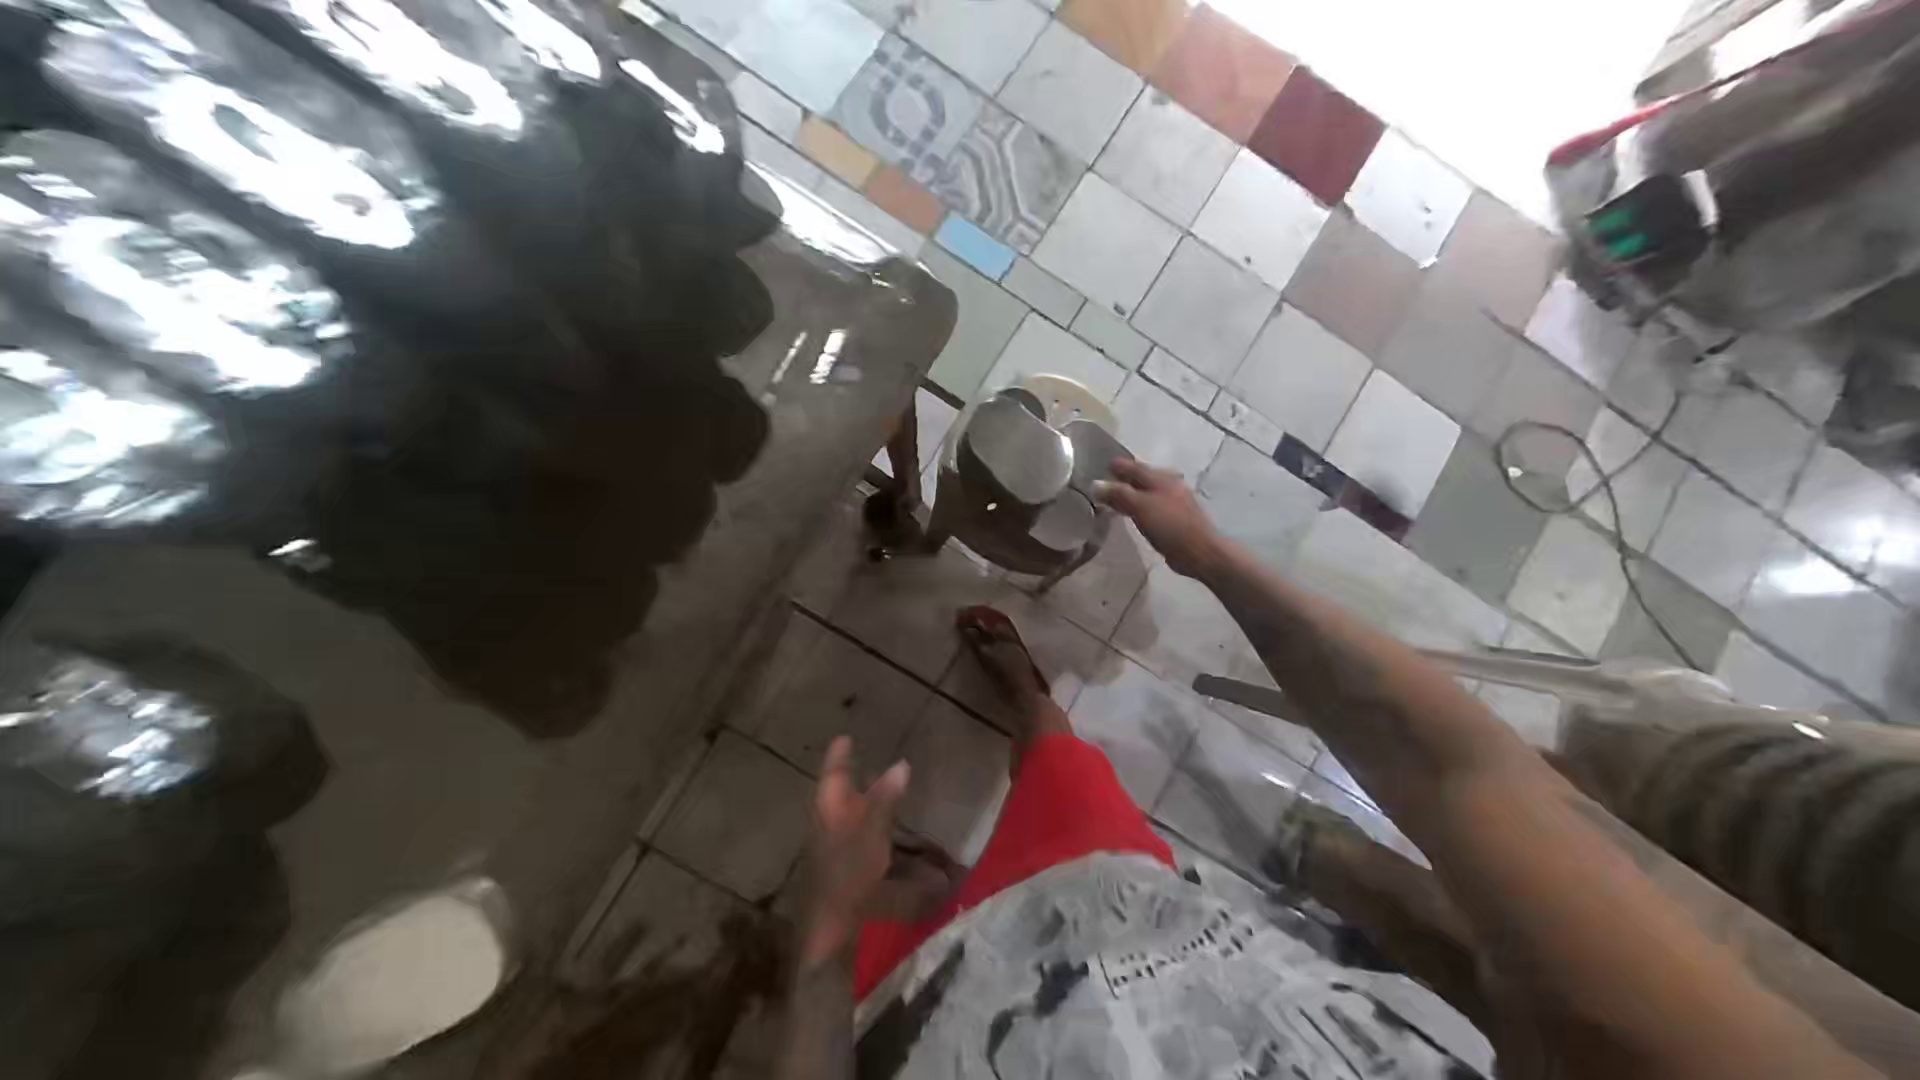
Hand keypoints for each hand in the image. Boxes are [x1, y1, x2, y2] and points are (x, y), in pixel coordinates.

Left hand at [800, 737, 909, 966]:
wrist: (831, 938)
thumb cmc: (847, 877)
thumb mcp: (870, 833)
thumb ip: (884, 800)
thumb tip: (901, 765)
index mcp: (829, 814)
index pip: (832, 776)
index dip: (838, 757)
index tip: (845, 737)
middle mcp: (829, 830)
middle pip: (842, 800)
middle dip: (859, 784)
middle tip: (875, 766)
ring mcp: (837, 856)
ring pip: (855, 825)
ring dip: (874, 813)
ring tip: (895, 802)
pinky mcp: (849, 878)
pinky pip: (869, 850)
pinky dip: (886, 844)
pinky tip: (906, 851)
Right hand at [1095, 458, 1226, 579]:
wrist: (1199, 551)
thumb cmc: (1169, 526)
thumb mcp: (1139, 506)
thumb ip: (1118, 494)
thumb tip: (1095, 484)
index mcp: (1160, 478)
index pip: (1134, 466)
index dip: (1118, 466)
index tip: (1103, 466)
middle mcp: (1168, 484)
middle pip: (1142, 477)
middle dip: (1125, 478)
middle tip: (1106, 481)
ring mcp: (1174, 501)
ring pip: (1148, 491)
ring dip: (1132, 492)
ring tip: (1116, 498)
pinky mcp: (1176, 518)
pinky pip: (1152, 506)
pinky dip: (1140, 506)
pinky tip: (1134, 513)